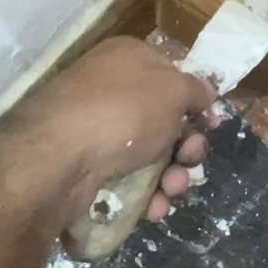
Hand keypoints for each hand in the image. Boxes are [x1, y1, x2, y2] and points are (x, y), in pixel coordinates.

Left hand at [0, 37, 216, 226]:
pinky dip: (145, 196)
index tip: (210, 125)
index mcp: (126, 59)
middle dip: (186, 147)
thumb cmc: (122, 112)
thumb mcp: (172, 90)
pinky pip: (126, 180)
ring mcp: (93, 130)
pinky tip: (152, 208)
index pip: (171, 76)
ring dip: (171, 177)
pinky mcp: (85, 168)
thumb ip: (195, 90)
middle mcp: (108, 89)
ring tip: (171, 191)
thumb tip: (206, 93)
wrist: (56, 159)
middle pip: (163, 121)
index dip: (194, 102)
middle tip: (190, 159)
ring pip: (148, 156)